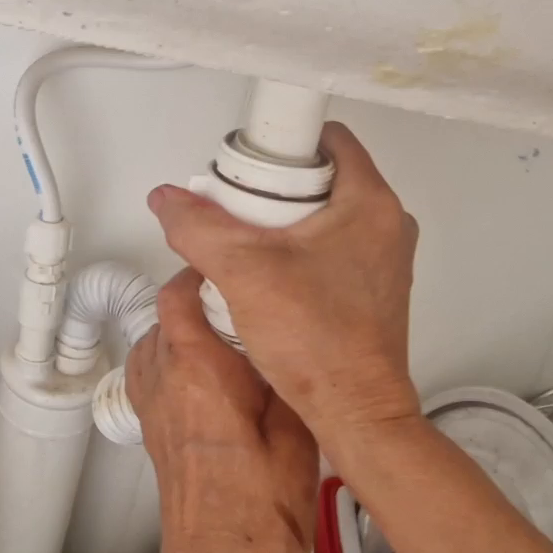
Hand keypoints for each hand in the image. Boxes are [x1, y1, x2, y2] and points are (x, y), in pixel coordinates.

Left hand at [127, 268, 317, 552]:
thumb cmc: (256, 514)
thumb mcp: (296, 433)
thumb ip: (287, 377)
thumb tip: (286, 345)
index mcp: (199, 369)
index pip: (179, 293)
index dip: (201, 272)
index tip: (228, 267)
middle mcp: (166, 380)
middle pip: (166, 312)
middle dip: (198, 299)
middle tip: (238, 305)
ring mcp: (153, 404)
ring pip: (154, 338)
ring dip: (181, 327)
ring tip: (222, 336)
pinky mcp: (151, 427)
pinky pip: (148, 370)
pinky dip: (167, 357)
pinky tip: (199, 371)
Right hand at [147, 121, 421, 444]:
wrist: (357, 415)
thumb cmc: (315, 338)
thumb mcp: (240, 270)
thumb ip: (196, 226)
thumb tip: (164, 198)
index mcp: (370, 201)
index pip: (328, 137)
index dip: (282, 141)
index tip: (246, 166)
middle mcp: (388, 223)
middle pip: (323, 174)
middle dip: (275, 184)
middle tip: (235, 204)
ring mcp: (386, 258)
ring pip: (326, 211)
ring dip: (284, 218)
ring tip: (244, 238)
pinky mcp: (376, 288)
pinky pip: (333, 244)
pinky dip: (299, 246)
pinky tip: (267, 271)